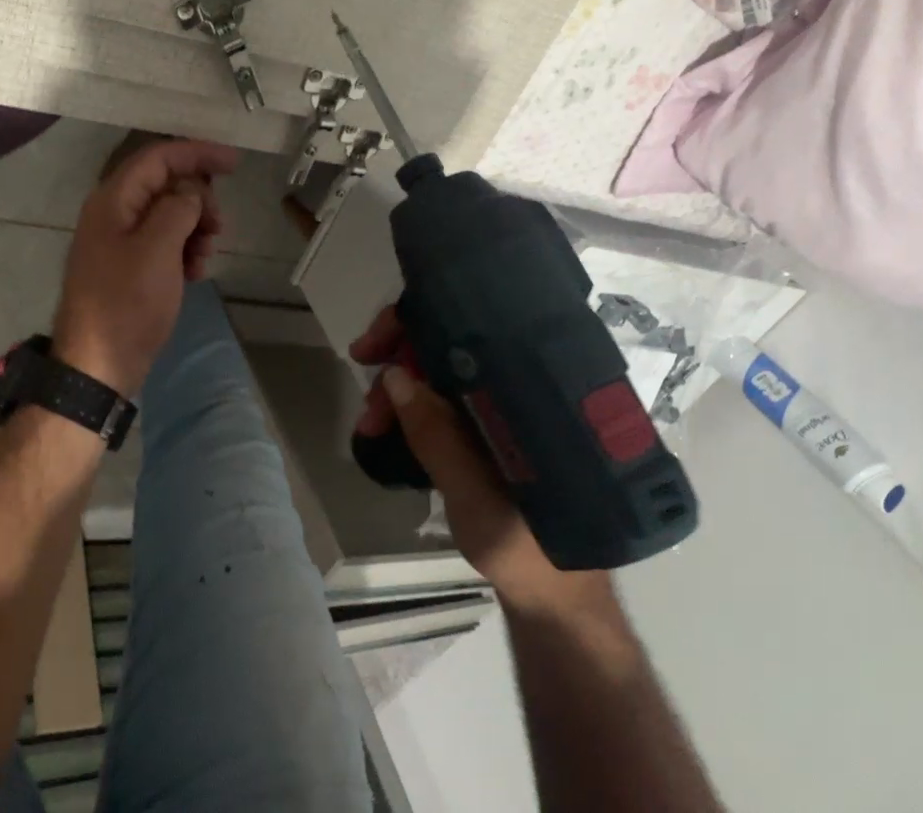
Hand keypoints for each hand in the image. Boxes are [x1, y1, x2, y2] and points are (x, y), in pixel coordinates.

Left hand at [51, 139, 239, 397]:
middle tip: (219, 226)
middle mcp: (113, 215)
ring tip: (207, 255)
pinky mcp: (128, 270)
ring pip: (167, 217)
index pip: (157, 157)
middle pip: (164, 185)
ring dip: (195, 228)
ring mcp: (119, 244)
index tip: (234, 163)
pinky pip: (162, 245)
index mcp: (113, 201)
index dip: (197, 153)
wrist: (98, 365)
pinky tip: (196, 273)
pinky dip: (184, 251)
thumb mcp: (157, 250)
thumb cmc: (126, 303)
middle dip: (199, 199)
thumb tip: (190, 192)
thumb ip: (177, 208)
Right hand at [350, 307, 612, 609]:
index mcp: (532, 394)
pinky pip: (447, 402)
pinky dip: (414, 410)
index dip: (415, 326)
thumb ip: (438, 437)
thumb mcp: (474, 496)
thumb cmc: (527, 549)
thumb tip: (395, 376)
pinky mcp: (495, 431)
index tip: (370, 349)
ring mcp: (508, 410)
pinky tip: (390, 429)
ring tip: (371, 428)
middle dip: (397, 366)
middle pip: (451, 347)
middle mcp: (523, 390)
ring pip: (443, 376)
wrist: (555, 596)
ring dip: (399, 393)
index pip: (472, 330)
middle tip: (367, 408)